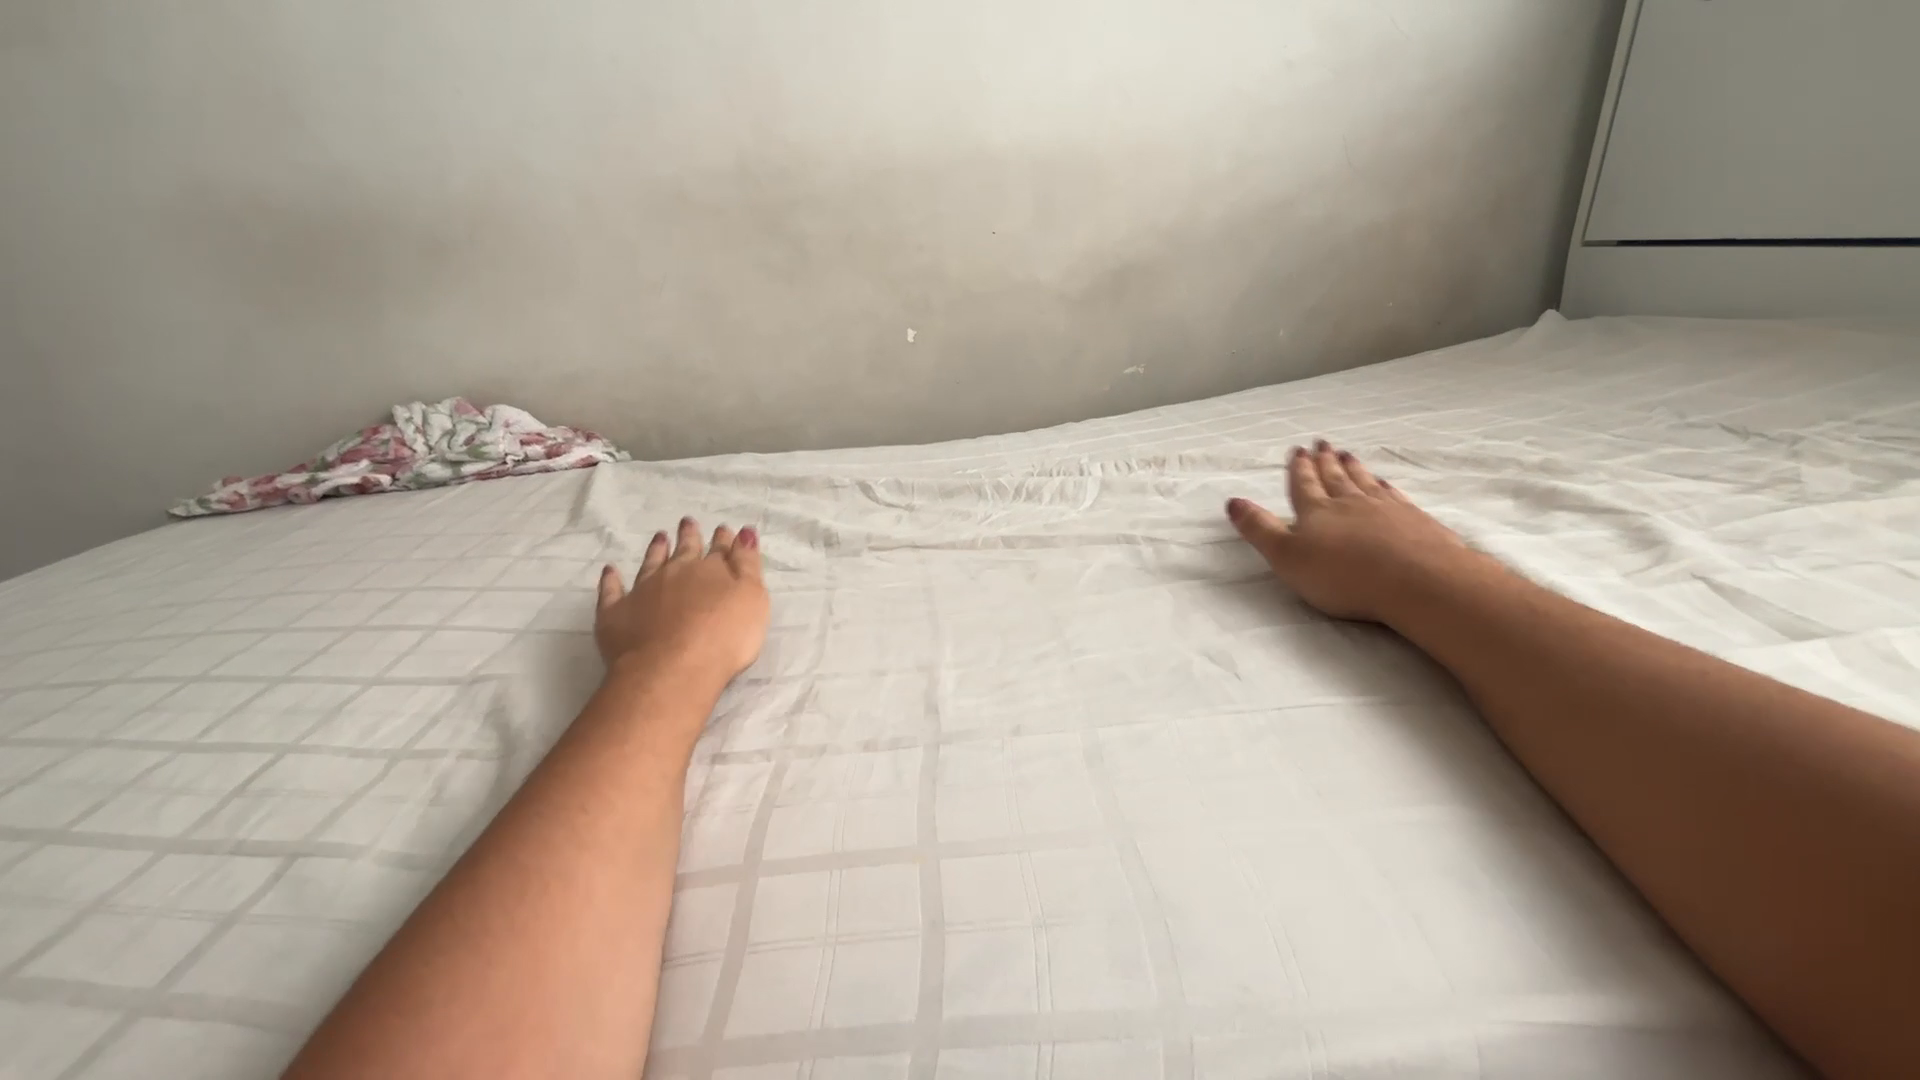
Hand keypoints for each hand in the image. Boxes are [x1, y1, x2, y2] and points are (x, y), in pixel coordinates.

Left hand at [595, 517, 768, 687]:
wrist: (673, 668)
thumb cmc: (723, 636)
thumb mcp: (752, 597)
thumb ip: (748, 564)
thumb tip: (743, 532)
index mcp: (711, 570)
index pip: (720, 550)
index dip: (723, 539)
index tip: (723, 529)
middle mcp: (676, 573)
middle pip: (684, 551)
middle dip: (689, 536)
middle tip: (687, 522)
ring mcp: (643, 591)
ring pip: (651, 564)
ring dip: (656, 550)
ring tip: (659, 538)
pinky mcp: (616, 613)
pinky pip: (612, 591)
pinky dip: (611, 580)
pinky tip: (610, 571)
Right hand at [1226, 441, 1482, 622]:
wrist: (1418, 580)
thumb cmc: (1342, 575)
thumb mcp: (1286, 557)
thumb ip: (1259, 529)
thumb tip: (1232, 501)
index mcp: (1316, 511)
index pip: (1303, 484)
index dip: (1298, 469)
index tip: (1297, 450)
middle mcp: (1350, 502)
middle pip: (1334, 477)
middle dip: (1324, 462)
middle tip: (1321, 444)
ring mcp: (1386, 509)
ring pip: (1364, 482)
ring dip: (1353, 468)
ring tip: (1347, 454)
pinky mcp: (1415, 521)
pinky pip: (1394, 495)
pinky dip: (1385, 486)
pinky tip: (1385, 483)